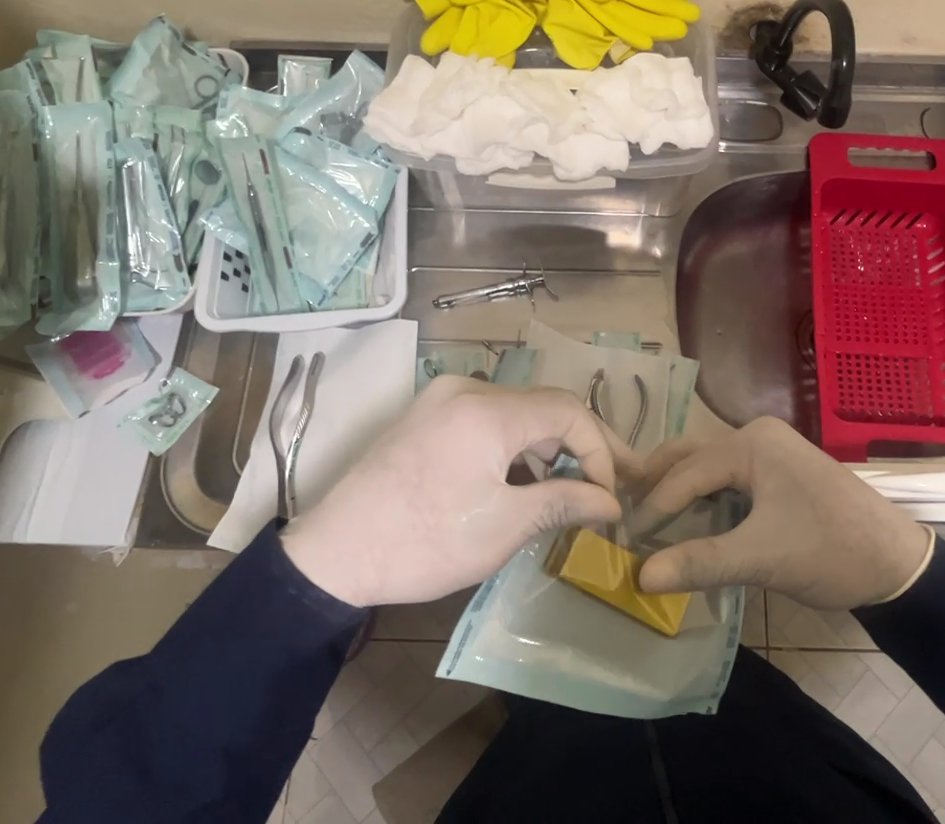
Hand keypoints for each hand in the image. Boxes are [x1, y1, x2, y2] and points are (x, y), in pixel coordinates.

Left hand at [282, 376, 627, 607]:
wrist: (333, 553)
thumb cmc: (424, 542)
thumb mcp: (503, 528)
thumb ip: (564, 502)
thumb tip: (611, 502)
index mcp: (488, 411)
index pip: (568, 412)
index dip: (600, 450)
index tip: (610, 494)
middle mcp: (466, 390)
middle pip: (543, 405)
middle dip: (580, 445)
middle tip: (607, 484)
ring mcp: (442, 399)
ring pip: (515, 411)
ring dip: (546, 446)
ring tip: (566, 489)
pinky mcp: (426, 416)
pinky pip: (486, 419)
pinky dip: (513, 445)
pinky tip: (521, 480)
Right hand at [631, 417, 933, 609]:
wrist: (898, 565)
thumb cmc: (831, 552)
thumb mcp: (761, 558)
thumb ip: (700, 563)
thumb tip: (639, 577)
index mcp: (752, 443)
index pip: (685, 473)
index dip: (653, 508)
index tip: (625, 539)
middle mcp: (758, 435)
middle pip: (690, 457)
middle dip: (657, 486)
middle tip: (623, 517)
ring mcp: (772, 450)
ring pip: (709, 466)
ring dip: (680, 490)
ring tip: (649, 521)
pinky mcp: (781, 470)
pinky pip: (728, 476)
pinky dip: (704, 496)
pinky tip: (691, 521)